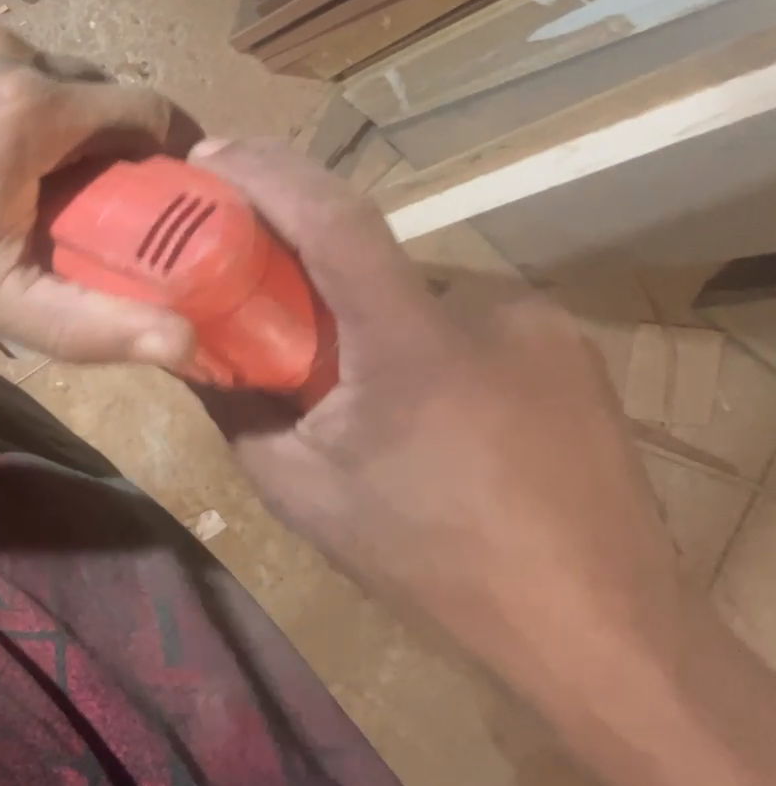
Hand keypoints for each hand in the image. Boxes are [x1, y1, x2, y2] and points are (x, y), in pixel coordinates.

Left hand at [0, 15, 202, 365]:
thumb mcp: (6, 302)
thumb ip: (93, 324)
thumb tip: (185, 342)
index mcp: (31, 111)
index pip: (143, 111)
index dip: (153, 152)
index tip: (143, 188)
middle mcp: (6, 53)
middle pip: (98, 88)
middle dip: (99, 137)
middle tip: (78, 187)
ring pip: (56, 67)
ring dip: (59, 111)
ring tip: (30, 161)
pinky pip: (11, 54)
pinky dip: (15, 87)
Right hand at [188, 140, 684, 685]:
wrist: (597, 630)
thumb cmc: (426, 556)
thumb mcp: (296, 487)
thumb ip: (235, 408)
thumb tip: (189, 354)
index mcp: (413, 344)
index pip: (336, 223)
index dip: (269, 176)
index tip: (208, 155)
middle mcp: (486, 311)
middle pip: (366, 256)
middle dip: (293, 262)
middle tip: (242, 299)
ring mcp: (538, 328)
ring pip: (409, 294)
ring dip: (354, 316)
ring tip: (331, 387)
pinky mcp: (564, 353)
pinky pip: (456, 323)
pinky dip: (405, 340)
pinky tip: (405, 408)